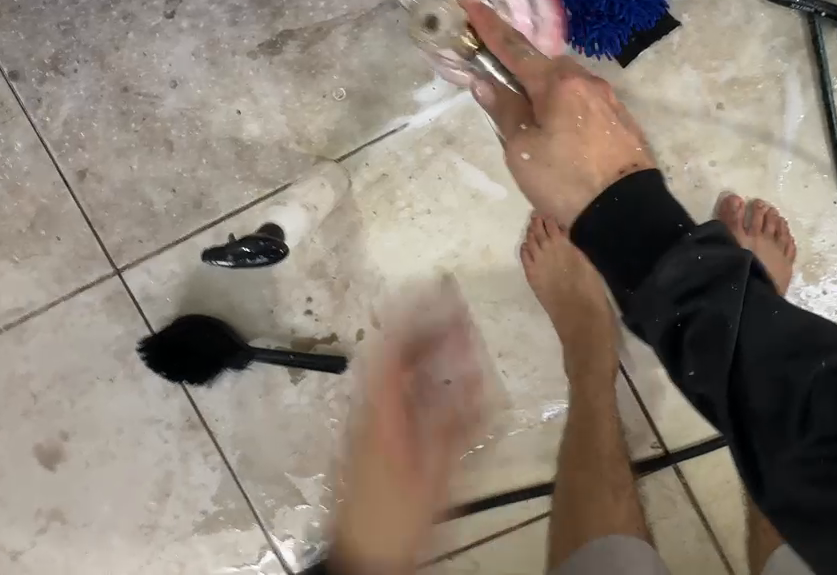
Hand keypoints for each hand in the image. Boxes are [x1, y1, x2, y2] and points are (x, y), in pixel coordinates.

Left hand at [330, 284, 488, 574]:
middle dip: (430, 328)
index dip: (412, 313)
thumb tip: (474, 376)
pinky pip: (404, 397)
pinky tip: (450, 383)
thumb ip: (451, 422)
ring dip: (432, 354)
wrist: (363, 556)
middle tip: (458, 308)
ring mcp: (375, 423)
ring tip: (460, 337)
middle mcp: (375, 406)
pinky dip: (427, 383)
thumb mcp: (429, 469)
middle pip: (399, 355)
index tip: (434, 288)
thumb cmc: (393, 515)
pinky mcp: (379, 439)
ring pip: (403, 375)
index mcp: (380, 406)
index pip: (393, 345)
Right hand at [463, 0, 656, 227]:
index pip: (514, 47)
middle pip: (544, 66)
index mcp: (557, 83)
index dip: (489, 26)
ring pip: (567, 85)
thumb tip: (485, 82)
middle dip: (523, 72)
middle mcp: (586, 81)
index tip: (471, 1)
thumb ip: (504, 109)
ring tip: (536, 129)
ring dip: (547, 95)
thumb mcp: (522, 149)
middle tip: (505, 96)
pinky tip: (565, 137)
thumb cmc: (564, 180)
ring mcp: (608, 99)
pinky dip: (567, 109)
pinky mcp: (622, 120)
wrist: (626, 213)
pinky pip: (584, 103)